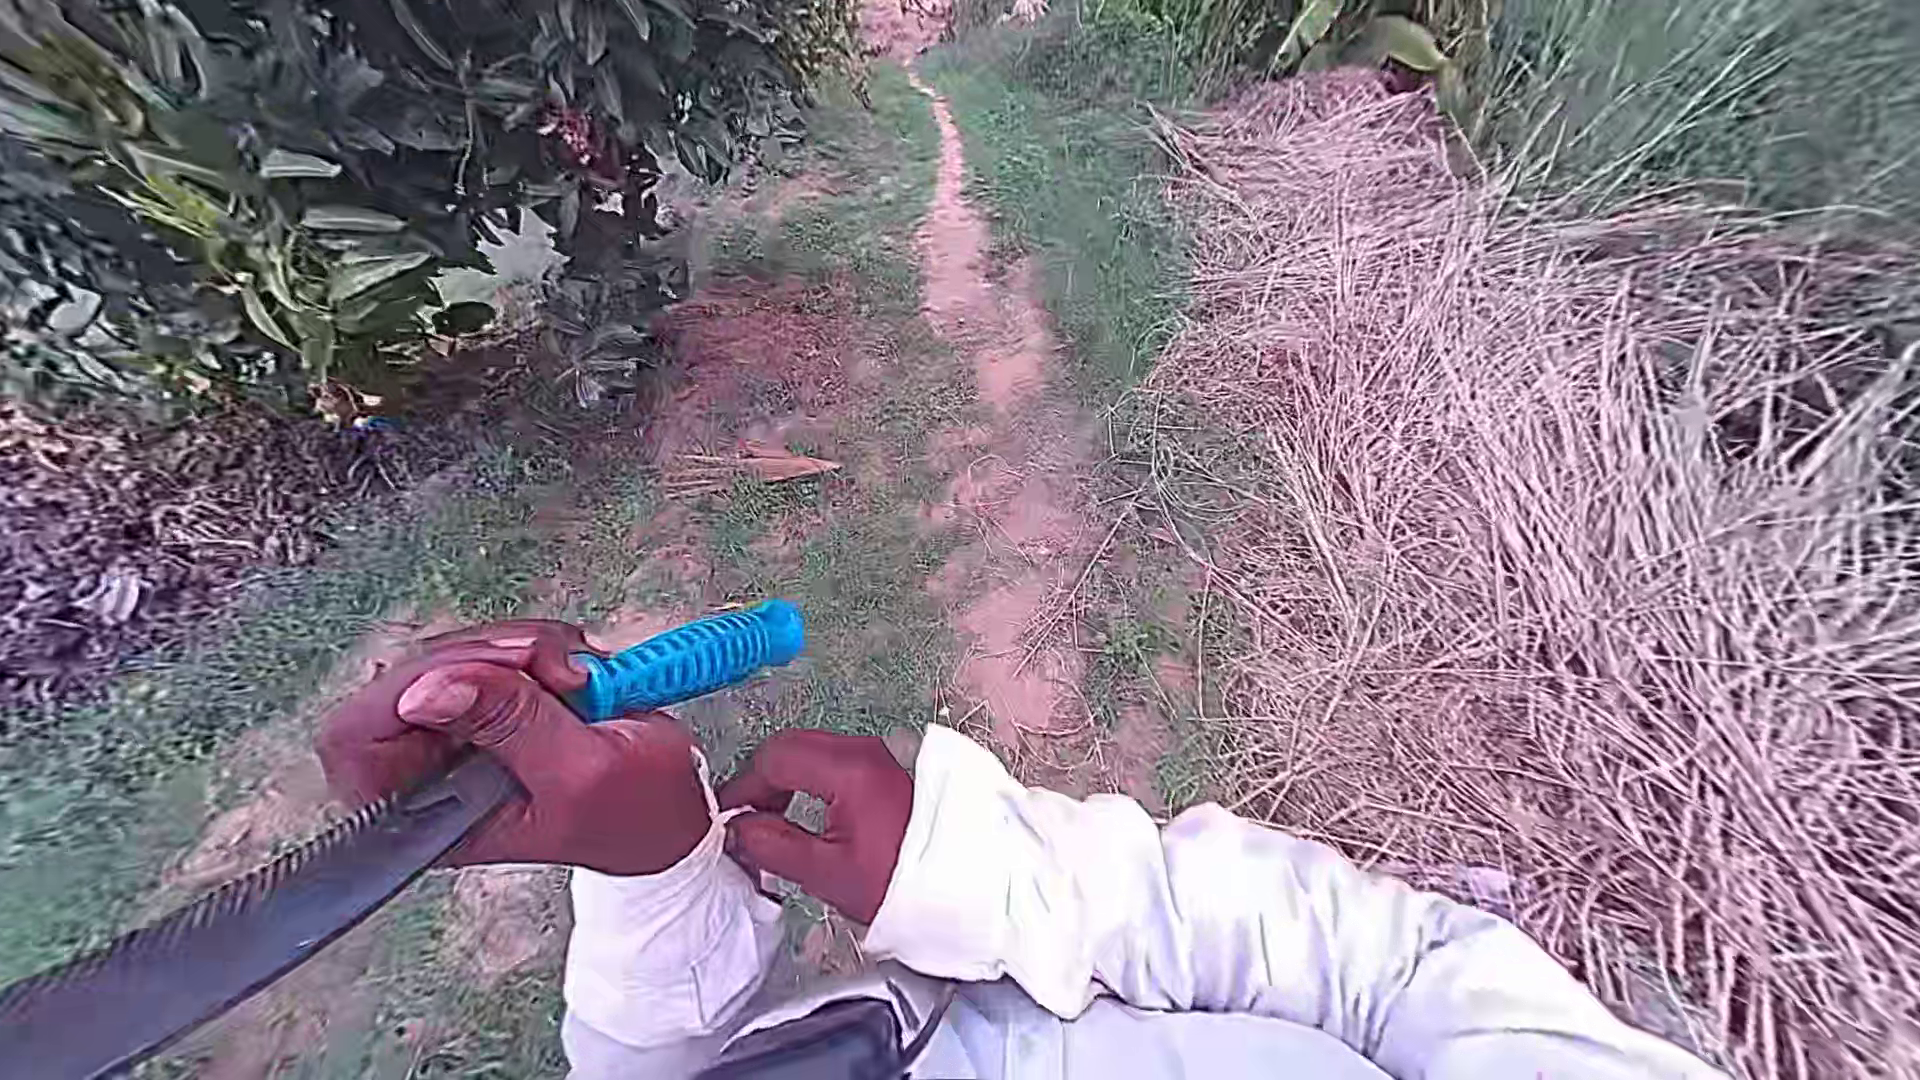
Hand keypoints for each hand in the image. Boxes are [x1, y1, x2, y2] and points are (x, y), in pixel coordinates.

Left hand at [315, 620, 710, 874]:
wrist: (676, 801)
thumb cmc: (634, 807)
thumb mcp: (582, 769)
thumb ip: (514, 727)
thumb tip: (429, 690)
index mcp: (432, 806)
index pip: (361, 733)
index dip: (419, 684)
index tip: (500, 669)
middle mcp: (439, 764)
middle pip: (417, 674)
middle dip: (495, 656)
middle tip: (559, 669)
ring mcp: (475, 727)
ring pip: (467, 651)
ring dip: (532, 648)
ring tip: (582, 677)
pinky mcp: (511, 699)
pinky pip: (507, 647)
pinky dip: (552, 645)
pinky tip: (585, 670)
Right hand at [717, 729, 913, 922]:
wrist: (955, 877)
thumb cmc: (898, 878)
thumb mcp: (828, 872)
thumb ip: (774, 845)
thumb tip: (738, 827)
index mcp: (849, 769)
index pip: (777, 756)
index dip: (745, 784)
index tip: (728, 815)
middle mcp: (861, 748)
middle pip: (791, 743)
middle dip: (761, 778)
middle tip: (745, 818)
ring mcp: (873, 751)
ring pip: (809, 747)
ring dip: (782, 776)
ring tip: (769, 818)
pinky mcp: (878, 762)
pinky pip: (828, 756)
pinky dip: (804, 775)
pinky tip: (798, 807)